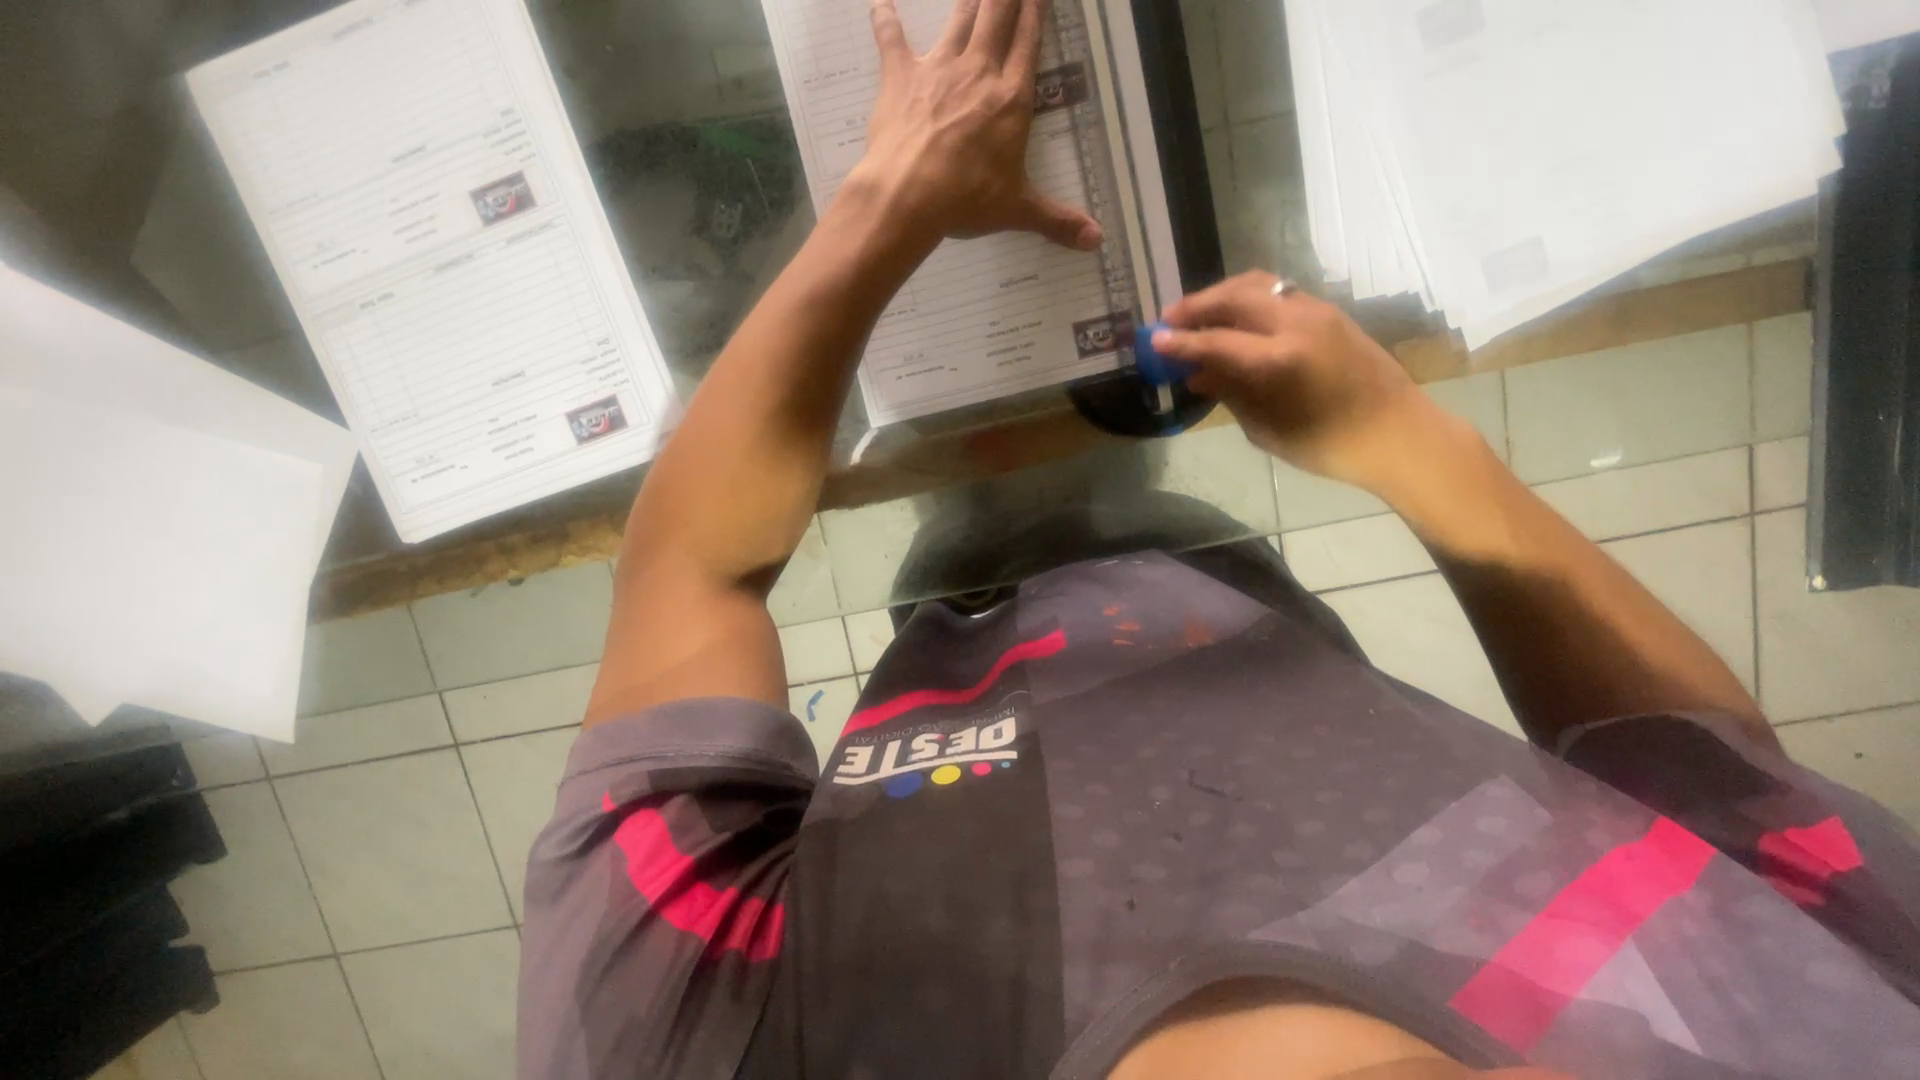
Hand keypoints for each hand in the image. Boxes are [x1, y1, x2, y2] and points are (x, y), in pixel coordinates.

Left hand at [850, 0, 1102, 252]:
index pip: (1030, 40)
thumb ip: (1058, 221)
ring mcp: (938, 69)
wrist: (908, 195)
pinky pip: (890, 36)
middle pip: (998, 12)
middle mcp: (979, 72)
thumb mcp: (1017, 210)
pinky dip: (884, 15)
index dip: (1036, 8)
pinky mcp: (900, 76)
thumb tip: (1097, 241)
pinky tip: (879, 0)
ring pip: (959, 16)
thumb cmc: (966, 200)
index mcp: (1012, 98)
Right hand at [1153, 271, 1453, 493]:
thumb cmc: (1327, 445)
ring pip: (1259, 286)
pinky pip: (1279, 294)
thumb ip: (1230, 393)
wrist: (1397, 433)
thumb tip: (1197, 374)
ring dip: (1224, 295)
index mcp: (1279, 360)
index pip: (1216, 341)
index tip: (1152, 339)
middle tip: (1170, 320)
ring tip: (1200, 314)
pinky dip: (1250, 300)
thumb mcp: (1267, 428)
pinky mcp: (1330, 313)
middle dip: (1197, 305)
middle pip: (1234, 296)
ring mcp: (1317, 312)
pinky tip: (1238, 320)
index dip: (1180, 341)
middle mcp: (1297, 324)